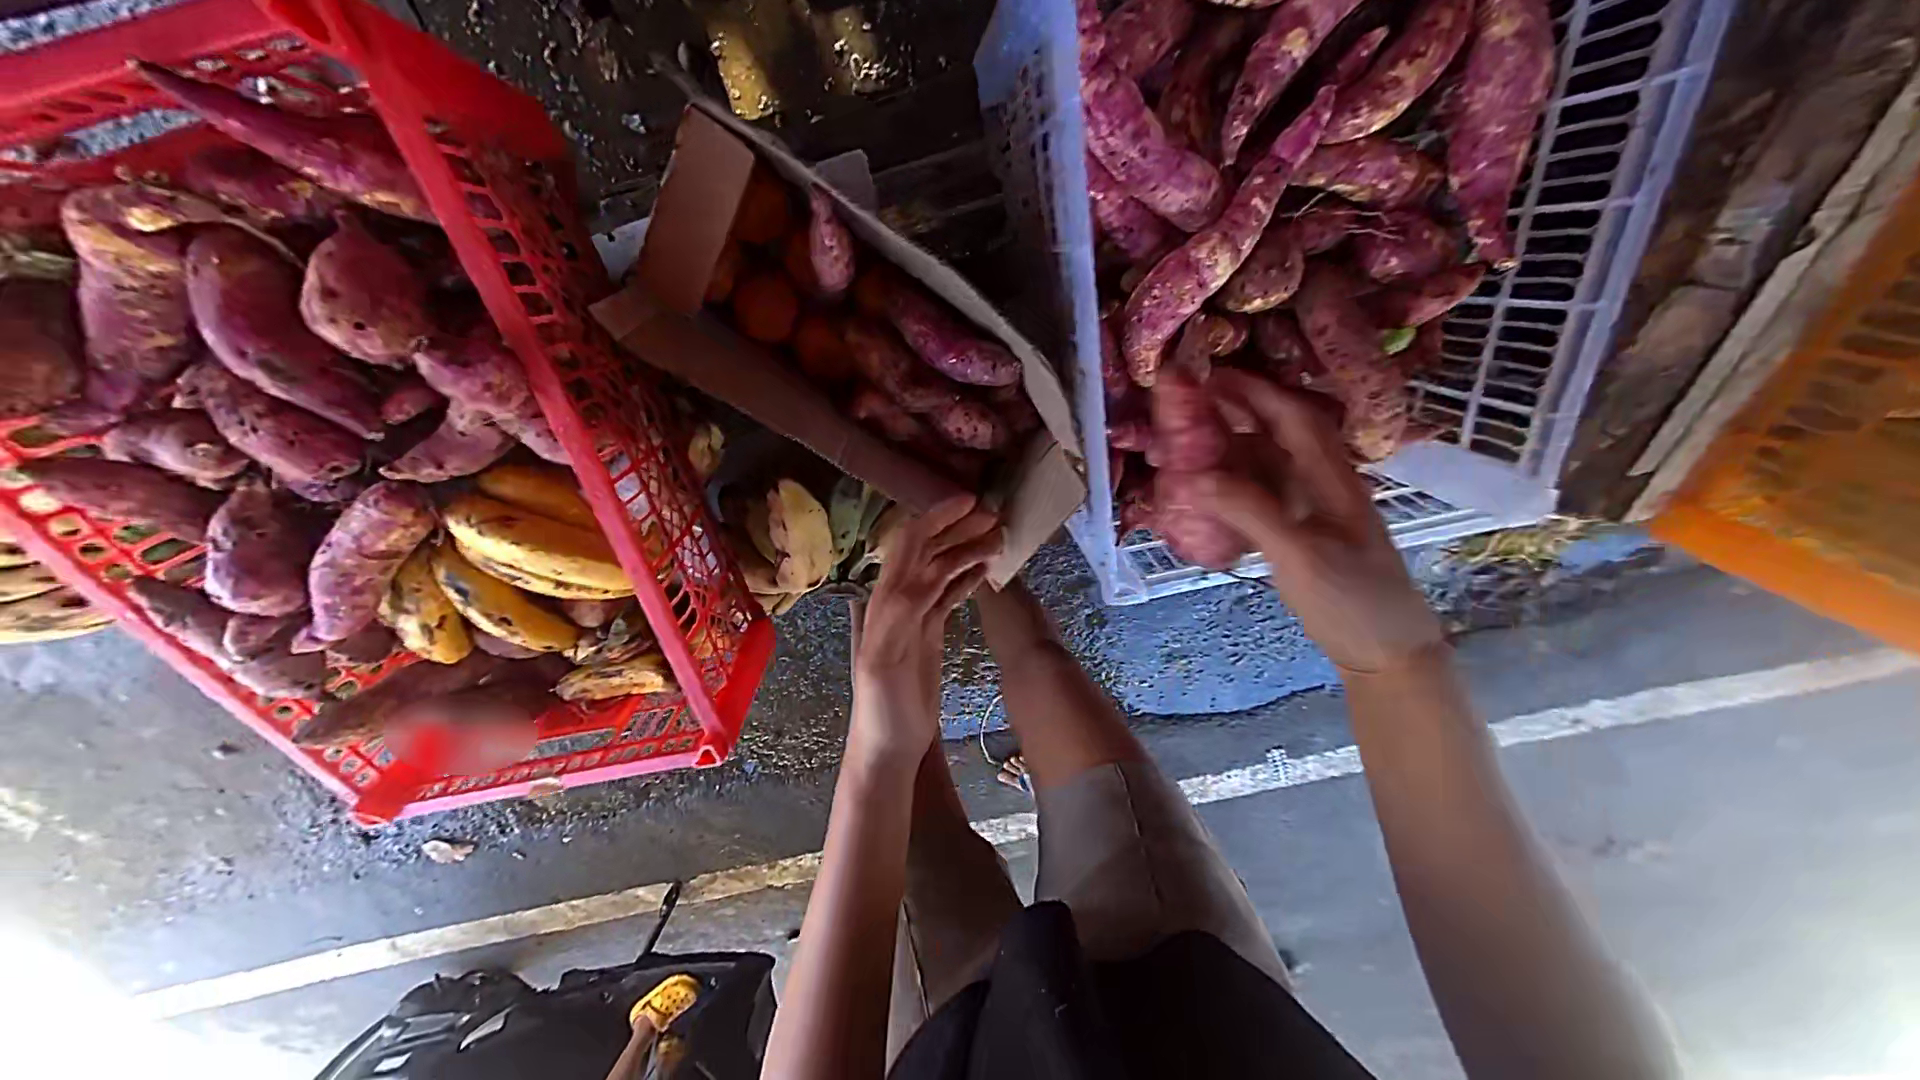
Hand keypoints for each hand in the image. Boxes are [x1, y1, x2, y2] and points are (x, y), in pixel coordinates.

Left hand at [849, 494, 1001, 767]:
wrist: (888, 744)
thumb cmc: (881, 709)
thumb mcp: (882, 664)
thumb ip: (897, 618)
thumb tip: (922, 575)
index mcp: (883, 600)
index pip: (910, 546)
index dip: (936, 519)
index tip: (969, 503)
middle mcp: (897, 598)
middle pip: (929, 550)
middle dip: (958, 528)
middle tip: (996, 515)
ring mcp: (915, 613)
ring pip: (942, 568)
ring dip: (967, 548)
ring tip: (999, 536)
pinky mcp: (929, 630)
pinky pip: (948, 592)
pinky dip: (966, 575)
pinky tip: (986, 565)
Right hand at [1189, 369, 1443, 674]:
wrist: (1388, 651)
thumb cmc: (1353, 600)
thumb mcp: (1301, 557)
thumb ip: (1252, 513)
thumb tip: (1196, 476)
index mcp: (1332, 477)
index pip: (1292, 416)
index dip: (1253, 390)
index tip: (1209, 375)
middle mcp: (1322, 481)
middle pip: (1277, 431)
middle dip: (1235, 410)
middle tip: (1185, 404)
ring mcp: (1311, 506)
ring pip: (1266, 462)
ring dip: (1228, 448)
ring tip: (1182, 446)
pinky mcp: (1300, 530)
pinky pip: (1261, 492)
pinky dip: (1231, 483)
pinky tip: (1204, 489)